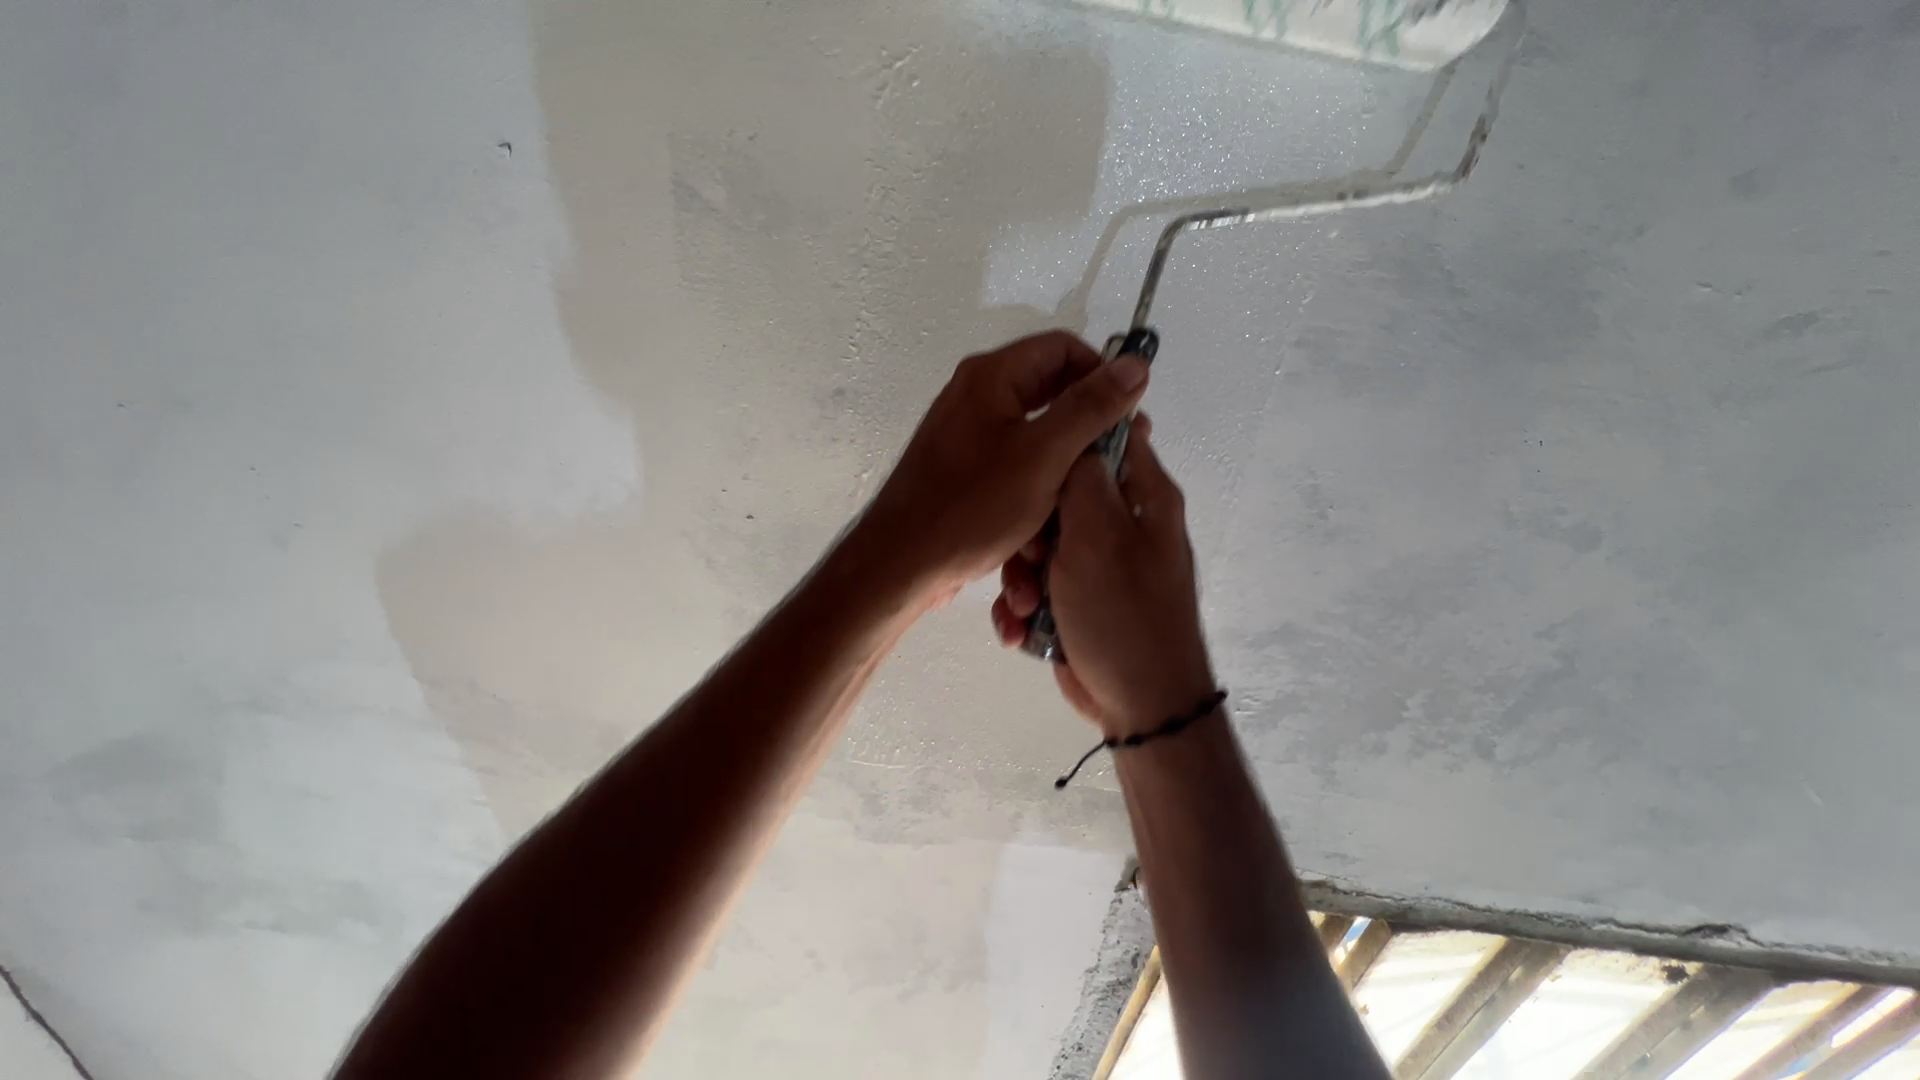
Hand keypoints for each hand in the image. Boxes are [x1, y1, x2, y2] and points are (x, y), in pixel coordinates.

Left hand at [860, 331, 1148, 600]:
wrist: (901, 564)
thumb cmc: (972, 507)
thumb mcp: (1044, 456)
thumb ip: (1091, 408)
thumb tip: (1136, 363)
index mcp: (992, 377)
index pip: (1064, 349)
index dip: (1103, 376)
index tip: (1128, 421)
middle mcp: (977, 397)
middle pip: (1052, 396)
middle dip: (1087, 434)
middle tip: (1112, 468)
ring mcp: (968, 436)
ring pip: (1036, 440)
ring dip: (1061, 473)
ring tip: (1079, 508)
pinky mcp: (964, 473)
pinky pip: (1014, 470)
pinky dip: (1035, 494)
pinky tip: (1046, 529)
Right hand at [993, 414, 1215, 736]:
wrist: (1139, 703)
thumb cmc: (1122, 612)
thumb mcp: (1098, 534)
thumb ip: (1082, 477)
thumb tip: (1081, 431)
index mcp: (1142, 497)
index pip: (1109, 436)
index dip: (1066, 437)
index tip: (1030, 458)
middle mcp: (1122, 524)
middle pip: (1059, 496)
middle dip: (1030, 529)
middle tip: (1030, 557)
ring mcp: (1098, 565)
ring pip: (1040, 545)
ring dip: (1021, 578)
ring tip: (1025, 607)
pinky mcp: (1077, 600)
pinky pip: (1039, 586)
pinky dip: (1025, 607)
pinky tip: (1019, 630)